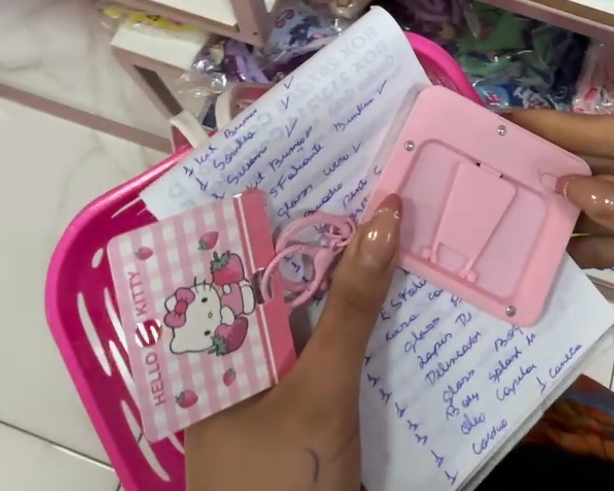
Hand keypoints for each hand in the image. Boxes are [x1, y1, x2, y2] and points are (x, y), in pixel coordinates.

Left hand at [185, 195, 400, 490]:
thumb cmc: (280, 482)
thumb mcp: (318, 392)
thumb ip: (350, 308)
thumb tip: (384, 215)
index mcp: (212, 343)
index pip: (241, 252)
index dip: (283, 201)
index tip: (328, 154)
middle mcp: (238, 353)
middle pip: (285, 277)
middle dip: (330, 232)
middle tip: (378, 172)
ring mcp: (274, 382)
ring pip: (315, 309)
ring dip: (354, 271)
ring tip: (397, 212)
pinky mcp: (309, 406)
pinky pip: (336, 345)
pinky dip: (366, 316)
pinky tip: (401, 285)